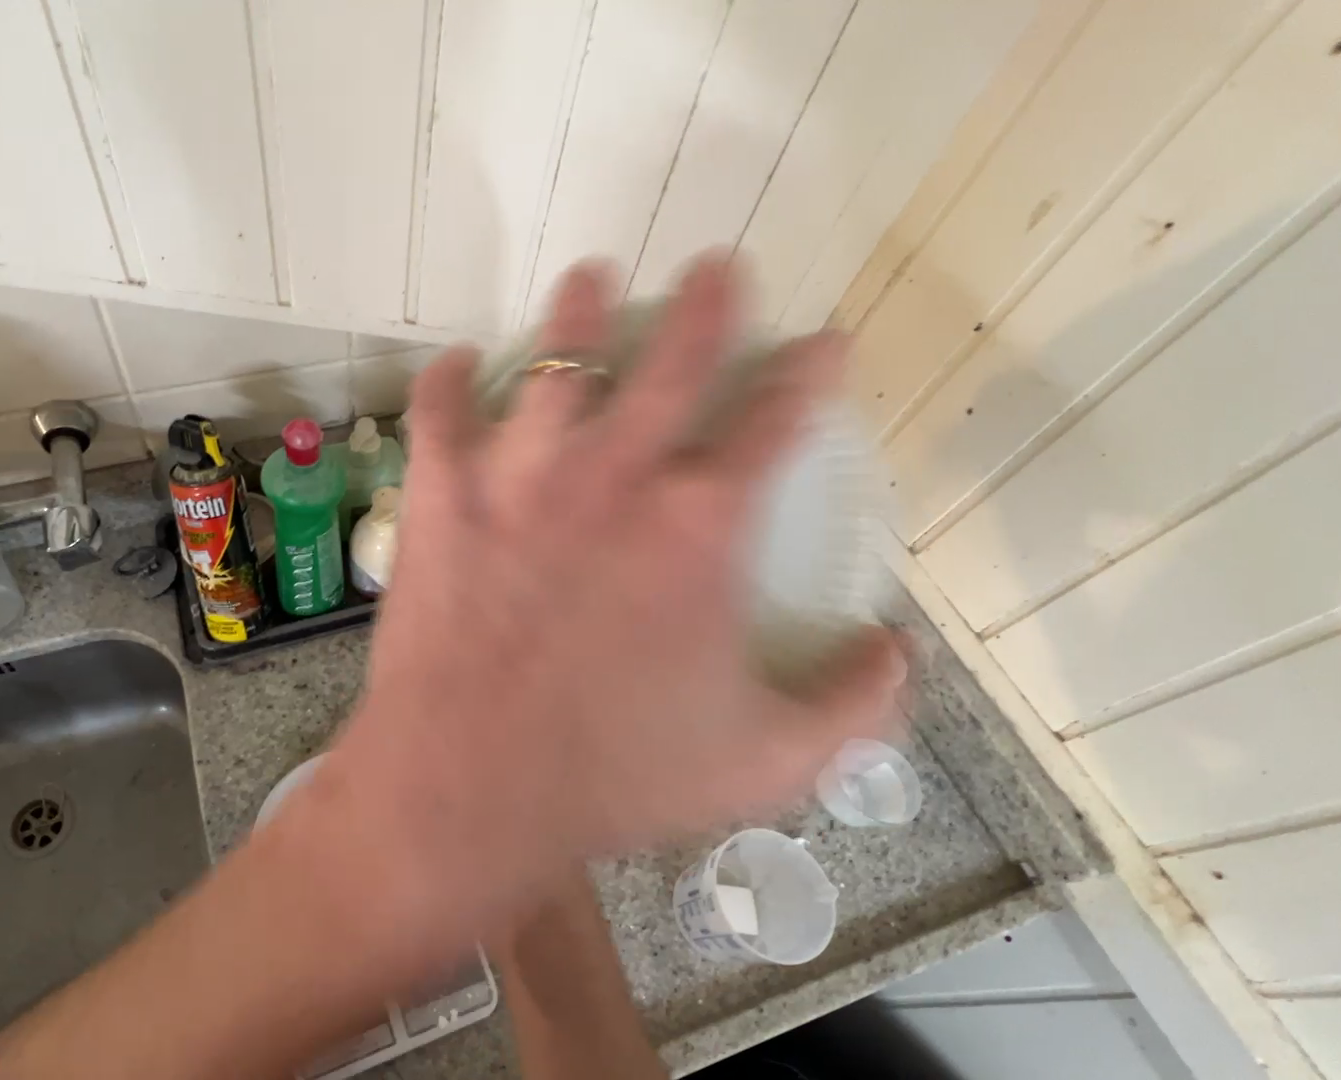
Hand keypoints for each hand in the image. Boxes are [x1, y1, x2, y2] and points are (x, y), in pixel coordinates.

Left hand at [327, 253, 904, 930]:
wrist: (470, 788)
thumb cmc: (616, 775)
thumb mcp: (765, 760)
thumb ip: (853, 707)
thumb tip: (901, 652)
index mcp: (697, 525)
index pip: (775, 420)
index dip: (808, 373)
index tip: (823, 342)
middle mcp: (610, 477)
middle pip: (672, 362)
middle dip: (705, 306)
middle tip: (716, 265)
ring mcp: (516, 480)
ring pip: (554, 365)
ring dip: (579, 316)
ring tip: (592, 279)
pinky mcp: (440, 500)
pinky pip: (438, 415)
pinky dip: (446, 382)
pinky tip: (458, 363)